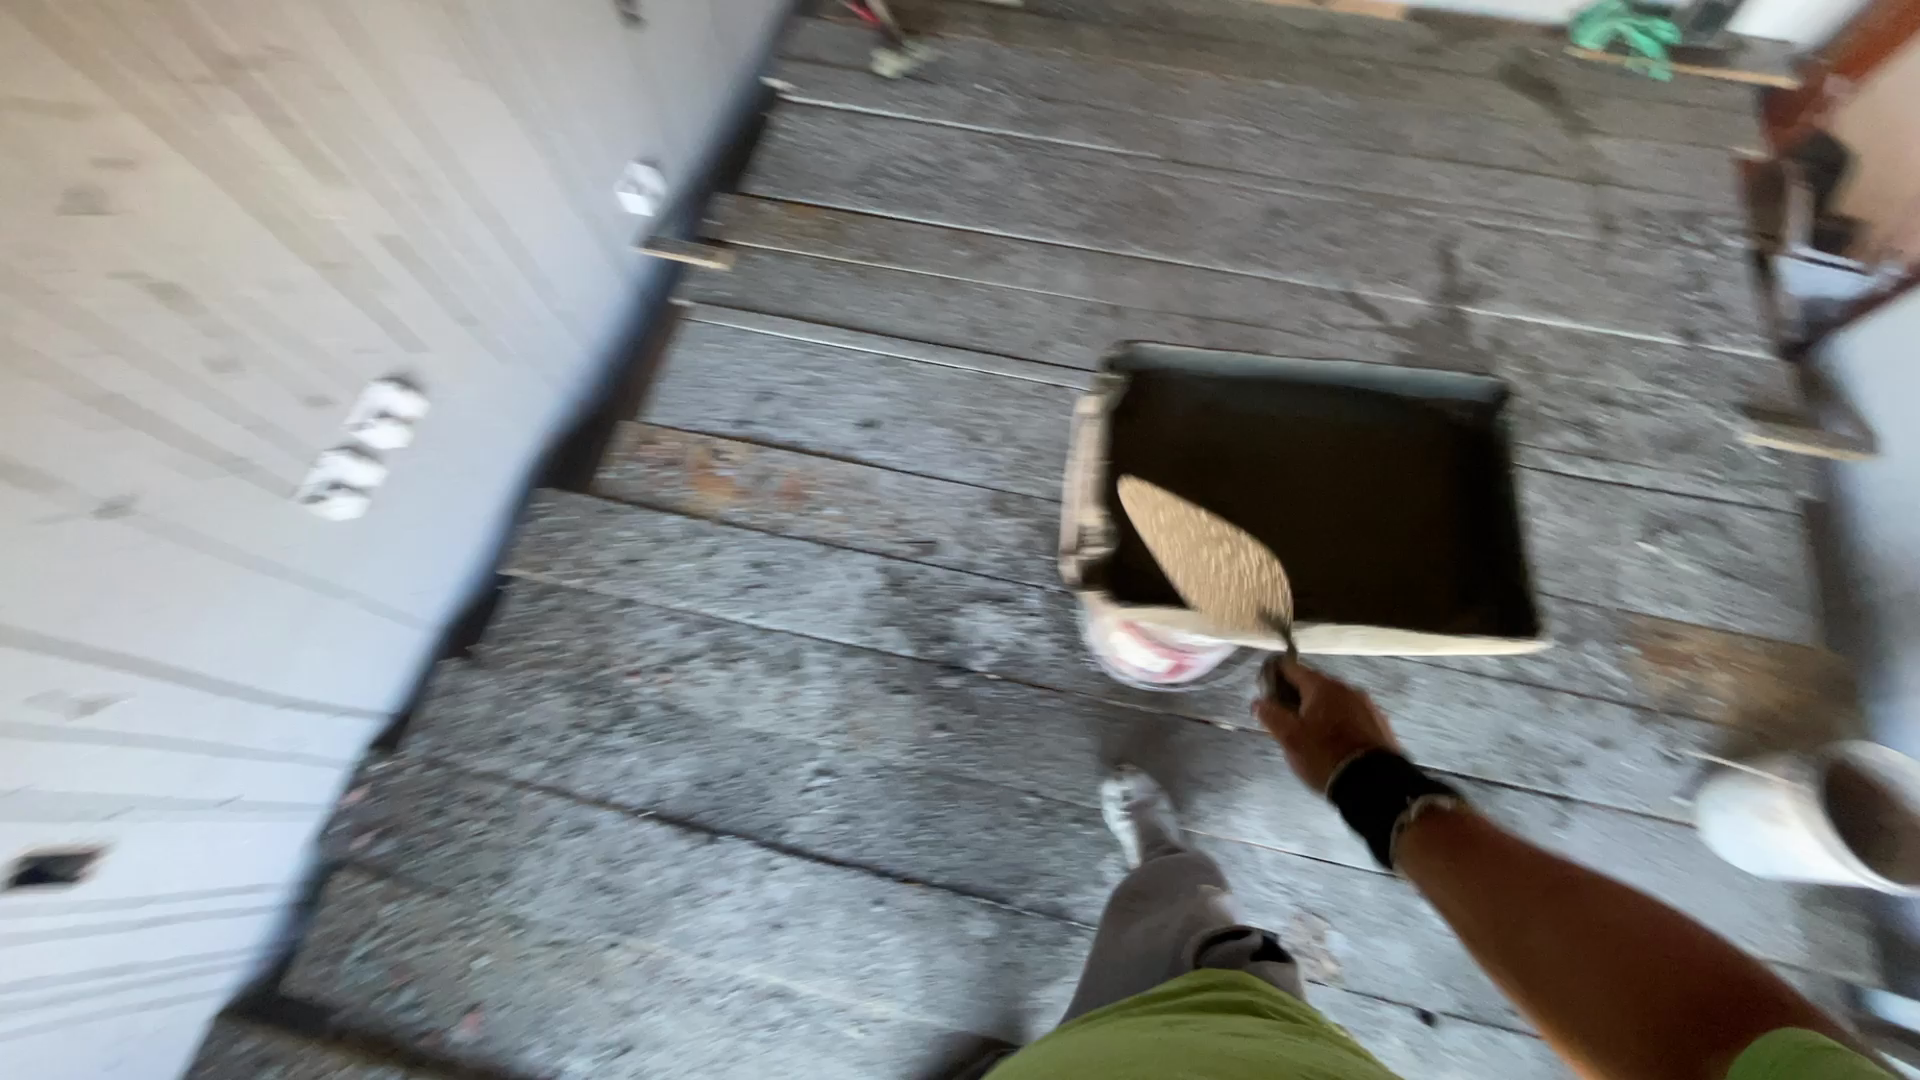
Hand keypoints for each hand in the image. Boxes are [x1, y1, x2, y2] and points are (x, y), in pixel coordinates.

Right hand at [1253, 656, 1401, 793]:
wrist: (1376, 784)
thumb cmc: (1324, 755)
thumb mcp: (1288, 737)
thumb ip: (1270, 715)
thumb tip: (1258, 702)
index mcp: (1321, 686)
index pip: (1290, 668)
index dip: (1273, 675)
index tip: (1265, 691)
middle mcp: (1346, 688)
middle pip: (1313, 684)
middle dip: (1297, 697)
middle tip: (1285, 719)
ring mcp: (1366, 705)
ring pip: (1333, 701)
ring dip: (1319, 710)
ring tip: (1311, 734)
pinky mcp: (1380, 723)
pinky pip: (1351, 715)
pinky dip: (1339, 722)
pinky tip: (1335, 742)